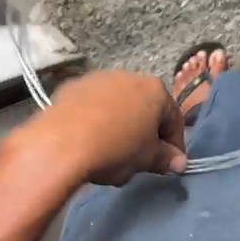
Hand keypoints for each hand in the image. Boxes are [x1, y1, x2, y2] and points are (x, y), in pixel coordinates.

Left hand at [3, 70, 186, 187]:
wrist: (60, 143)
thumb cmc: (116, 148)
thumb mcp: (146, 159)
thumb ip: (165, 158)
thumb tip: (179, 162)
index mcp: (155, 89)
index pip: (174, 119)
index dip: (174, 145)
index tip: (169, 164)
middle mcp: (129, 76)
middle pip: (145, 108)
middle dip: (145, 133)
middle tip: (139, 160)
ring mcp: (99, 78)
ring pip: (118, 105)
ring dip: (120, 124)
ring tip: (110, 152)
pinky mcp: (73, 87)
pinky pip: (92, 106)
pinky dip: (95, 121)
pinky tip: (87, 141)